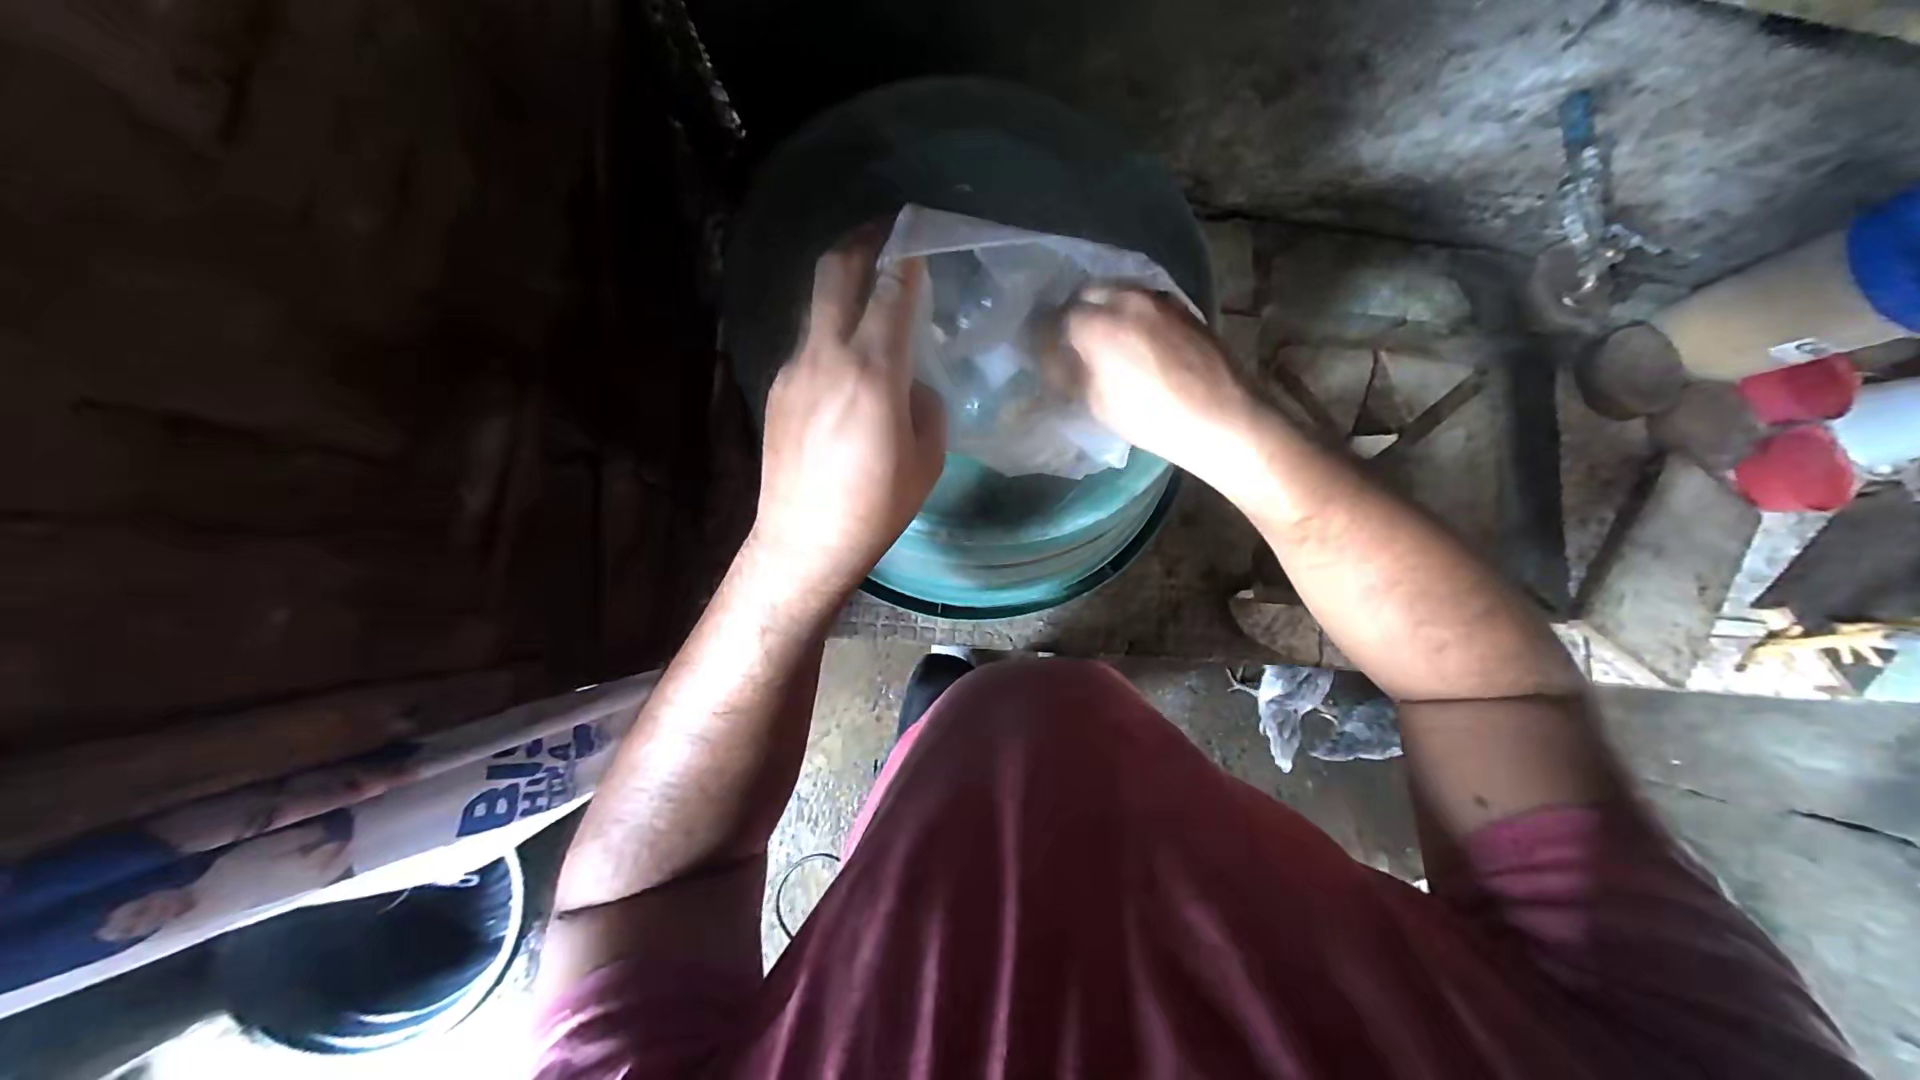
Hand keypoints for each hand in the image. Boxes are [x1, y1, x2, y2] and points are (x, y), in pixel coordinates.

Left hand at [747, 237, 946, 597]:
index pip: (890, 290)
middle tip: (884, 233)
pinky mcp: (778, 389)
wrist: (804, 541)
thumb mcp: (927, 458)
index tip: (917, 234)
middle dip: (862, 241)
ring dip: (844, 292)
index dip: (906, 254)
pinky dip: (832, 338)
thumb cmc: (876, 507)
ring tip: (870, 303)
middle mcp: (827, 357)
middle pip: (836, 272)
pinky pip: (809, 347)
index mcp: (874, 372)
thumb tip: (910, 384)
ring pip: (819, 308)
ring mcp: (794, 370)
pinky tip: (846, 370)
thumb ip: (924, 405)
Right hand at [1062, 286, 1264, 482]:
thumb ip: (1068, 373)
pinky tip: (1135, 338)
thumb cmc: (1152, 418)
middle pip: (1086, 294)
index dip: (1045, 336)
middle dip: (1074, 314)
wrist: (1222, 416)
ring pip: (1117, 292)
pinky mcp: (1181, 305)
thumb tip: (1054, 358)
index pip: (1055, 318)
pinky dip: (1130, 312)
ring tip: (1104, 339)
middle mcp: (1125, 299)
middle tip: (1072, 343)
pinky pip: (1143, 300)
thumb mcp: (1096, 403)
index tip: (1044, 352)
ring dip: (1103, 309)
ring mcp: (1157, 298)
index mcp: (1097, 324)